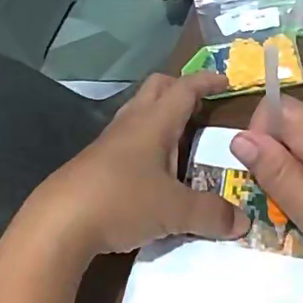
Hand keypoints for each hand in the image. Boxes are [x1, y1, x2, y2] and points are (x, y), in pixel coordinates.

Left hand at [27, 72, 247, 259]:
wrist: (59, 222)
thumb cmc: (122, 200)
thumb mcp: (174, 210)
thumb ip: (210, 213)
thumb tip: (243, 221)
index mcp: (154, 121)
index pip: (185, 88)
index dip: (207, 82)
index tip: (226, 81)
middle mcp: (132, 122)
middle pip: (157, 88)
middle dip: (180, 88)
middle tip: (202, 104)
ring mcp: (109, 141)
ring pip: (139, 111)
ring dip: (161, 114)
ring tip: (181, 137)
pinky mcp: (95, 161)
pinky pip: (127, 137)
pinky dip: (146, 141)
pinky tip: (153, 169)